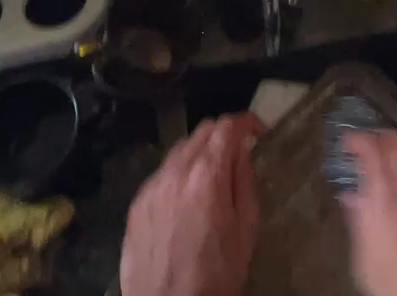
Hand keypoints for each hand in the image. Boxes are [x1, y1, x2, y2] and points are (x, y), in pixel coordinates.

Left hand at [120, 113, 262, 295]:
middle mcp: (175, 170)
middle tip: (239, 154)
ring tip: (213, 176)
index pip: (227, 126)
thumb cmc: (216, 274)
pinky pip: (162, 174)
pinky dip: (180, 173)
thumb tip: (242, 152)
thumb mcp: (246, 228)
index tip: (259, 133)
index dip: (247, 123)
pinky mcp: (137, 204)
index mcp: (206, 174)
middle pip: (203, 130)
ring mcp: (152, 186)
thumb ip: (245, 181)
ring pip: (180, 149)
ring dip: (201, 151)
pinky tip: (187, 198)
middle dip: (224, 134)